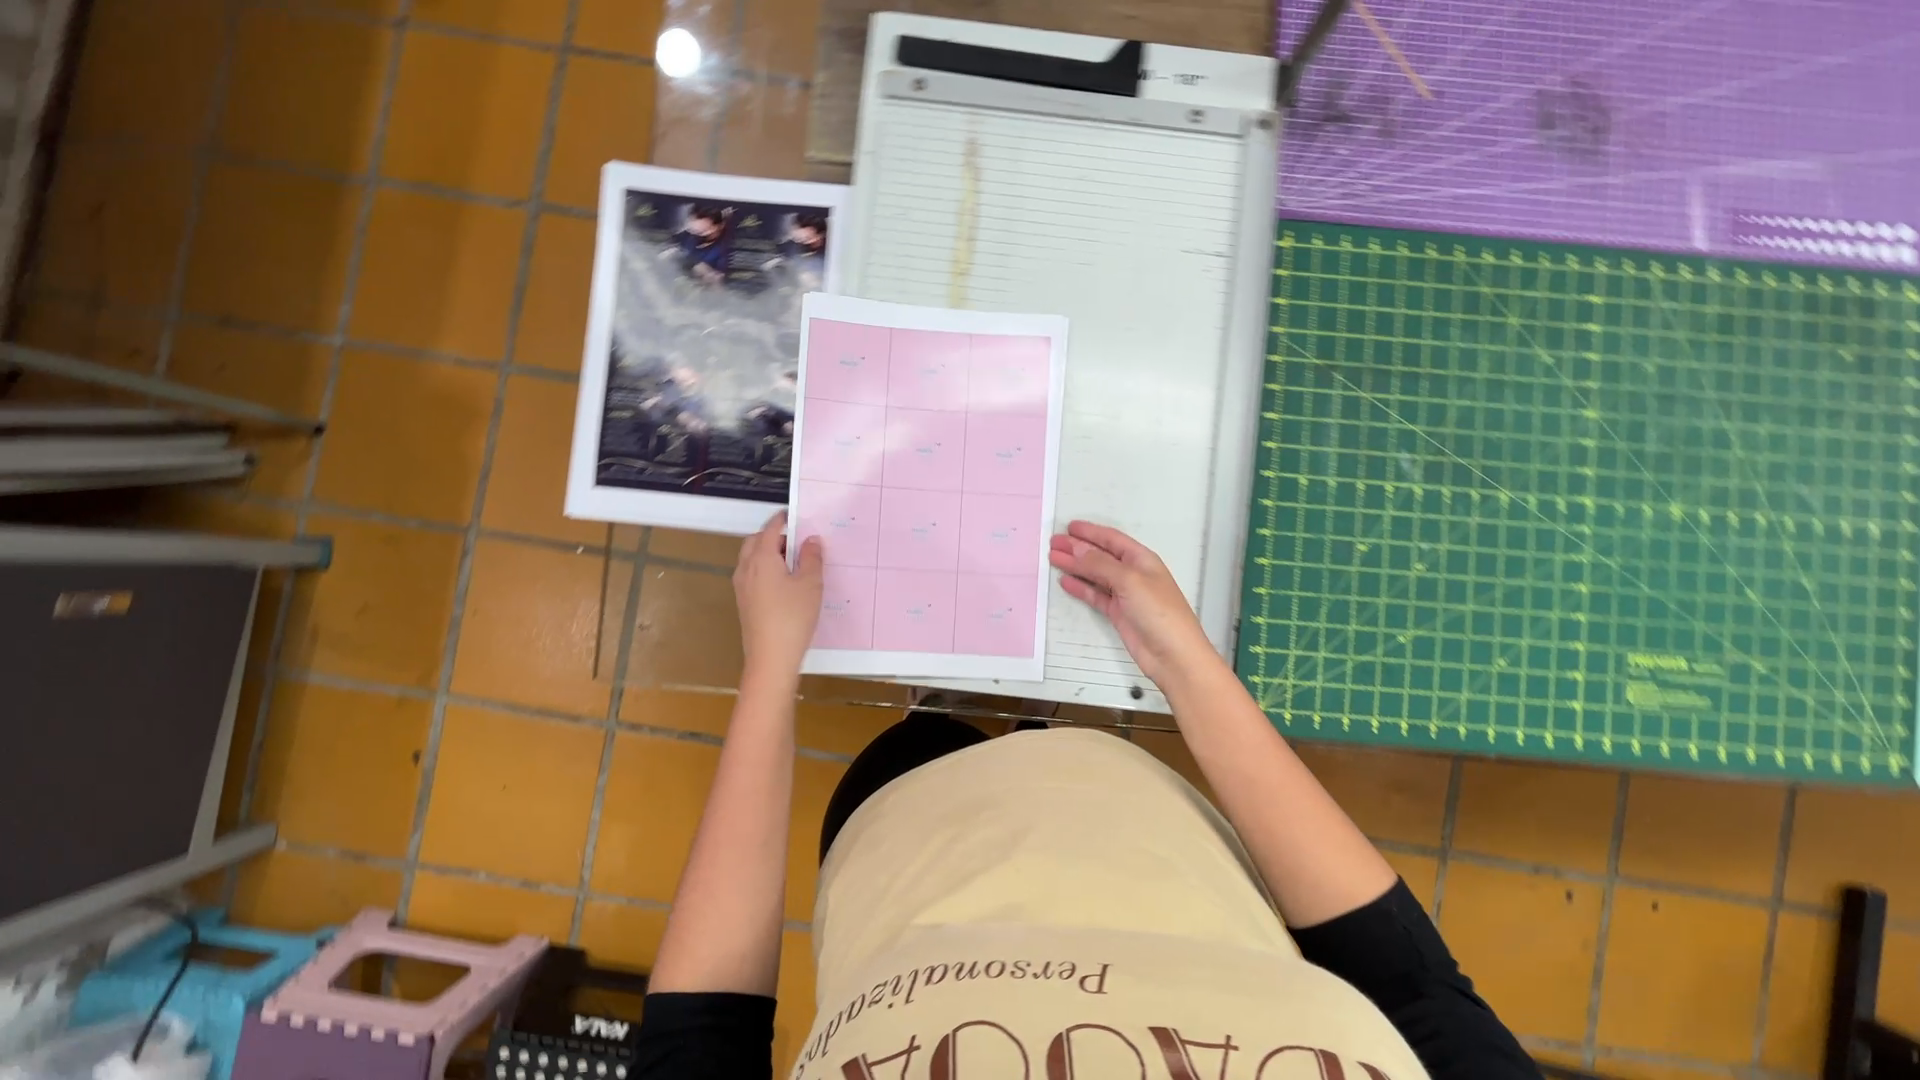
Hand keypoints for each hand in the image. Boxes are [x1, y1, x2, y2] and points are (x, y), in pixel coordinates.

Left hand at [733, 513, 822, 677]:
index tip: (797, 516)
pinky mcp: (744, 603)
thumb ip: (811, 557)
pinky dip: (766, 570)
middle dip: (774, 536)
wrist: (771, 658)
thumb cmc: (792, 618)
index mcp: (761, 558)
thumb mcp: (810, 584)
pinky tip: (785, 584)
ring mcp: (742, 587)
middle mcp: (746, 568)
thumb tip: (810, 539)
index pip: (770, 528)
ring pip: (752, 559)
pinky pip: (753, 576)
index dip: (784, 520)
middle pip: (755, 541)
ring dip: (769, 554)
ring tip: (794, 562)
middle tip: (797, 540)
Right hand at [1049, 521, 1217, 687]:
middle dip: (1077, 548)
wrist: (1173, 655)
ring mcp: (1125, 594)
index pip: (1112, 539)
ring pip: (1095, 575)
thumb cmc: (1159, 612)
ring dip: (1075, 566)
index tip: (1069, 527)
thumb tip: (1076, 548)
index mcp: (1142, 559)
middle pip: (1101, 556)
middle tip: (1054, 543)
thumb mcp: (1129, 581)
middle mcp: (1133, 573)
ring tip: (1053, 559)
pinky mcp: (1118, 613)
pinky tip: (1066, 582)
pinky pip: (1095, 595)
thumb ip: (1100, 564)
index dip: (1090, 532)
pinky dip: (1081, 588)